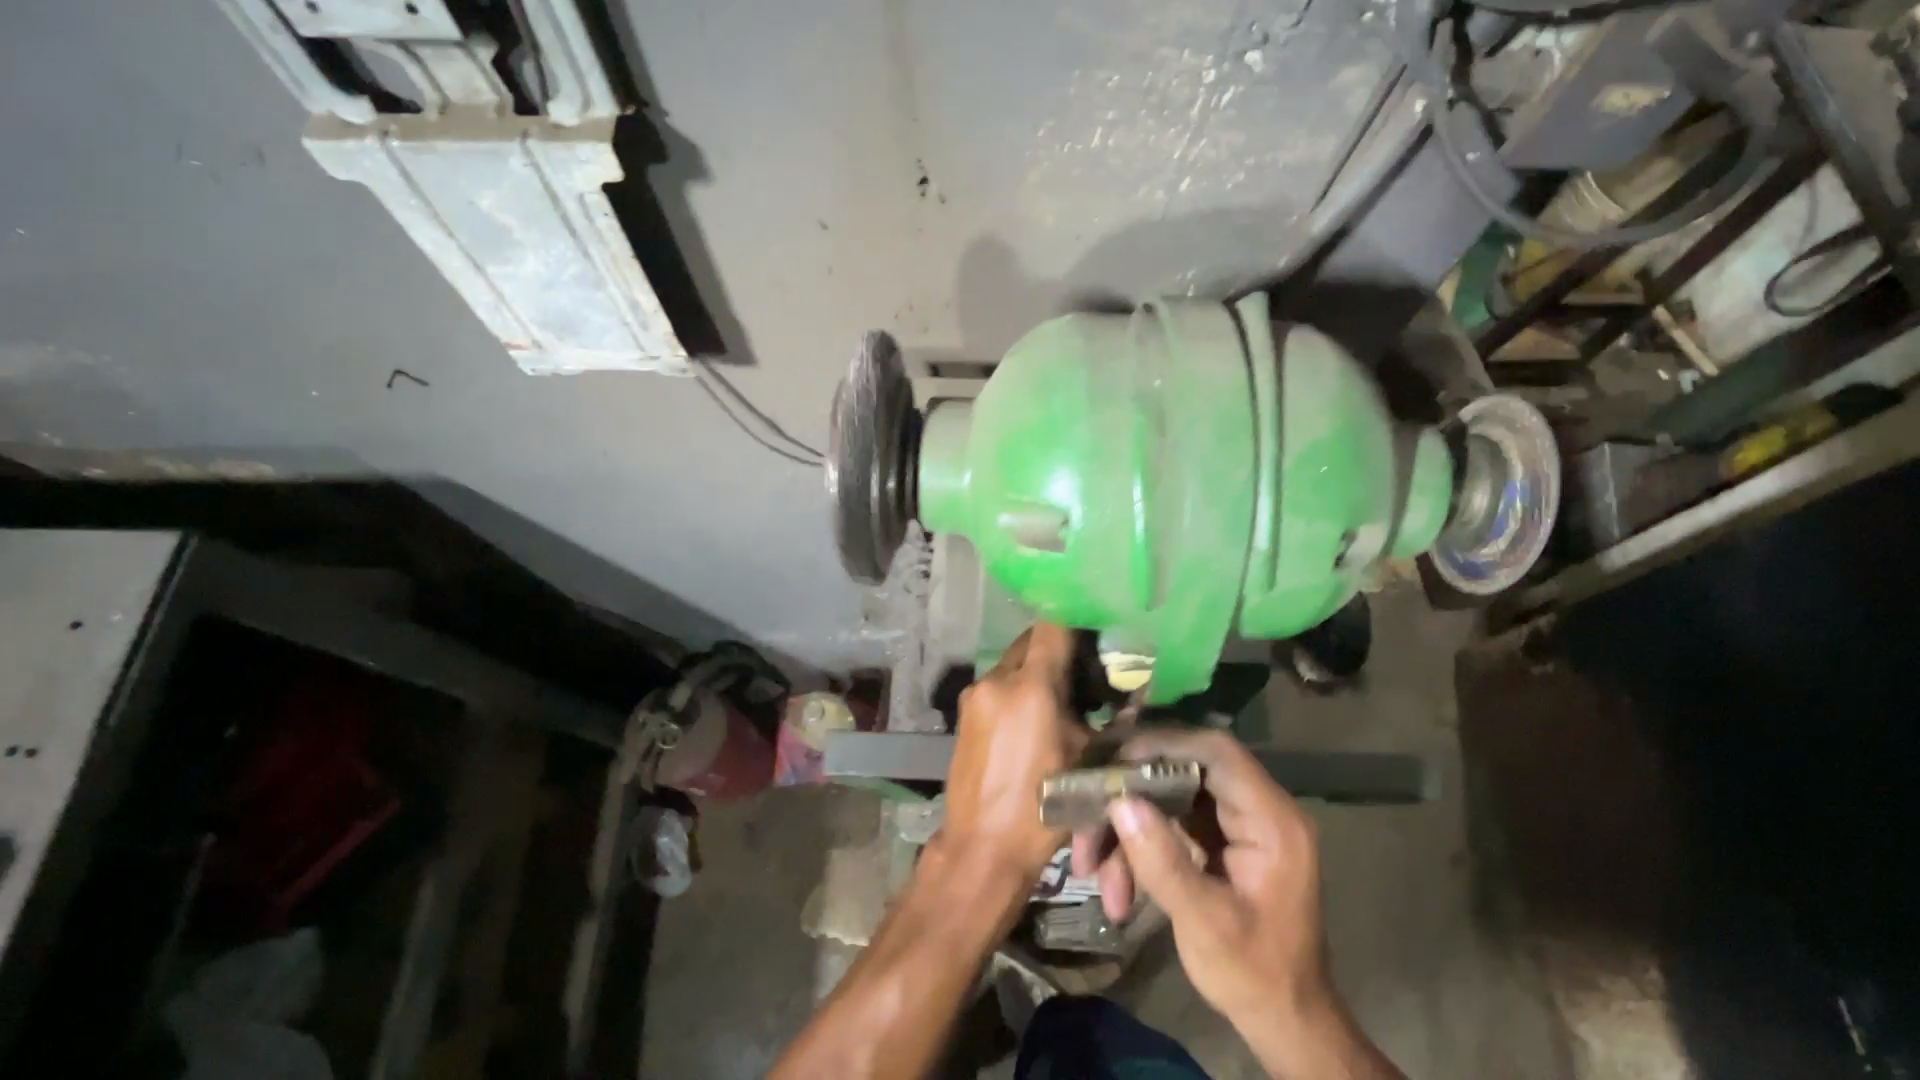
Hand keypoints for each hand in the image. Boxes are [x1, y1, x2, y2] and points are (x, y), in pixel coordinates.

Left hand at [941, 621, 1089, 882]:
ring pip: (1013, 664)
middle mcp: (997, 680)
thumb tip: (1127, 696)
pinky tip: (1035, 721)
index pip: (1054, 626)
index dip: (1079, 626)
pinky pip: (998, 687)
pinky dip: (1018, 692)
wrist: (983, 848)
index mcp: (1030, 686)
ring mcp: (975, 696)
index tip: (1098, 638)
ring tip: (1063, 702)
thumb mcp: (1089, 761)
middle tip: (1086, 675)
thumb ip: (1108, 720)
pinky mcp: (963, 715)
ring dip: (1037, 673)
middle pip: (1031, 642)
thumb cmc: (1043, 807)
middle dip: (1058, 652)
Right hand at [1073, 730, 1331, 1025]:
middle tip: (1086, 817)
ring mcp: (1237, 827)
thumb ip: (1162, 860)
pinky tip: (1116, 890)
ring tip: (1093, 874)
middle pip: (1183, 773)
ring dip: (1128, 833)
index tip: (1113, 761)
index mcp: (1272, 820)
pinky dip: (1140, 851)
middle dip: (1130, 798)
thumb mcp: (1204, 921)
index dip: (1163, 745)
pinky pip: (1171, 827)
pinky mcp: (1220, 844)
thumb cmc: (1253, 972)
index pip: (1217, 753)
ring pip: (1169, 802)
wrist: (1283, 1019)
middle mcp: (1258, 811)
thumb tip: (1120, 802)